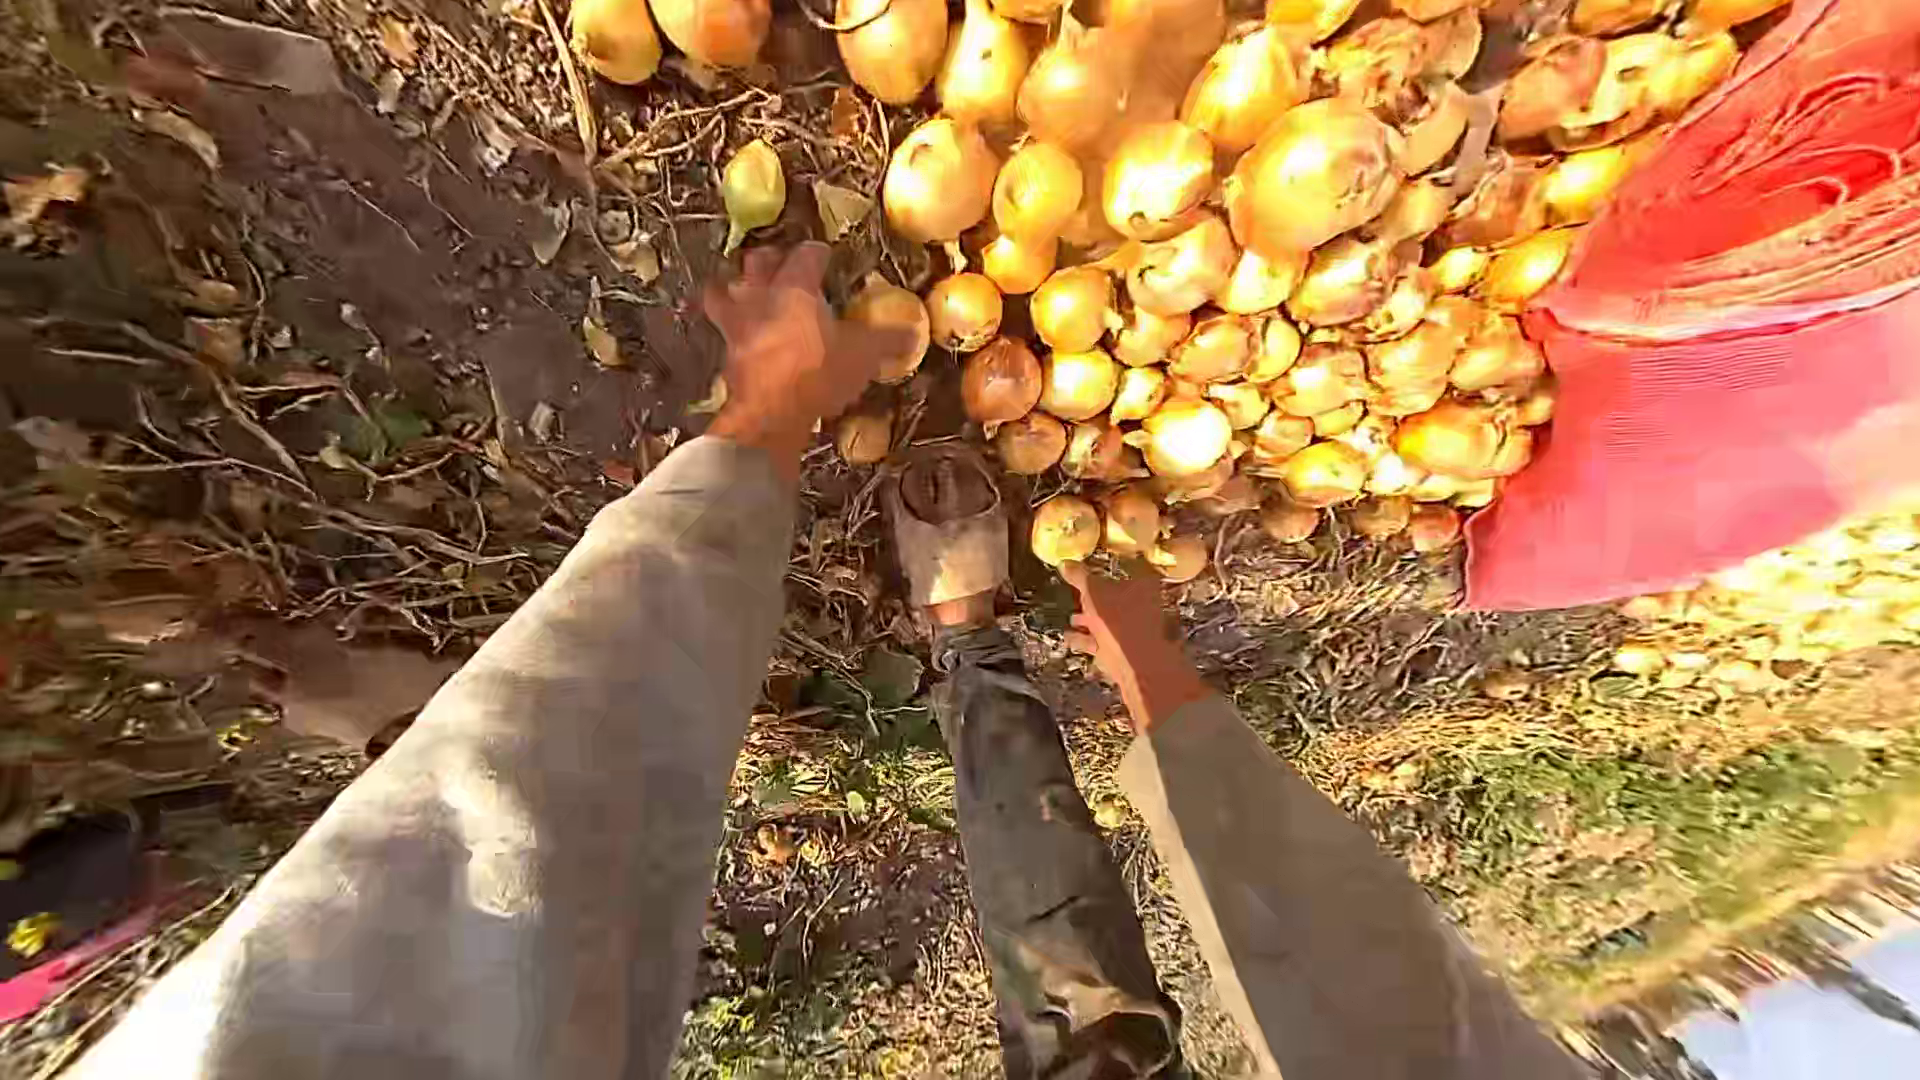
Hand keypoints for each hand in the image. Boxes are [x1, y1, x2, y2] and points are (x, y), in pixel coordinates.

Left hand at [702, 244, 911, 476]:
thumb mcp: (864, 356)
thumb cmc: (819, 372)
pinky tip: (740, 338)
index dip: (817, 252)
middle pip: (756, 262)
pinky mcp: (727, 356)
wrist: (771, 413)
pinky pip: (724, 332)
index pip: (806, 255)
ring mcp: (737, 326)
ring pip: (723, 291)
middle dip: (768, 259)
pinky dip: (731, 331)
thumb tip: (912, 335)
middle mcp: (760, 297)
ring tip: (739, 290)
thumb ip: (887, 342)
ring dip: (730, 287)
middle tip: (779, 262)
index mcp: (795, 286)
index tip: (824, 255)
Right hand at [1061, 560, 1210, 734]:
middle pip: (1118, 598)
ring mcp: (1134, 632)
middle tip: (1080, 595)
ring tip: (1072, 618)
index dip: (1116, 568)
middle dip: (1098, 599)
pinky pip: (1100, 641)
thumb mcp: (1093, 590)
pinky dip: (1085, 639)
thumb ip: (1079, 576)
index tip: (1098, 569)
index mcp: (1142, 586)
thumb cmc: (1118, 616)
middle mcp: (1142, 607)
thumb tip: (1064, 562)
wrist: (1134, 662)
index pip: (1130, 571)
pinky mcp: (1123, 652)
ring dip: (1090, 621)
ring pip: (1109, 622)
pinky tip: (1069, 637)